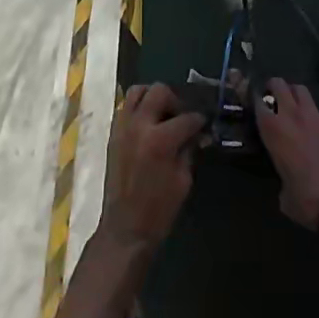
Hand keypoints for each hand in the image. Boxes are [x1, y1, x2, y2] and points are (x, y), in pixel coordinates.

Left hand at [99, 84, 205, 247]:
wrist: (125, 226)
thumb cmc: (159, 209)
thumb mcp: (183, 180)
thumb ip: (189, 150)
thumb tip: (197, 134)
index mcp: (160, 139)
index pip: (186, 117)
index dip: (199, 119)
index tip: (205, 122)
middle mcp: (139, 124)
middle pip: (159, 91)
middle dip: (175, 100)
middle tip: (182, 115)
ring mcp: (122, 126)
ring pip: (137, 91)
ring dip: (153, 97)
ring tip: (163, 114)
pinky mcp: (113, 132)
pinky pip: (126, 106)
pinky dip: (138, 107)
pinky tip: (149, 123)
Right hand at [254, 77, 318, 228]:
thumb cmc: (306, 198)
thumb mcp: (283, 192)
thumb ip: (279, 174)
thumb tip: (284, 179)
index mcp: (273, 129)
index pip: (257, 100)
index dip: (254, 99)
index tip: (253, 104)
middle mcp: (291, 116)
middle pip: (279, 84)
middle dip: (273, 88)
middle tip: (271, 100)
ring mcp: (314, 118)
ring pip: (300, 90)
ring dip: (293, 94)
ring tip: (292, 108)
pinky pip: (318, 112)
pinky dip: (312, 116)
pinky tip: (313, 132)